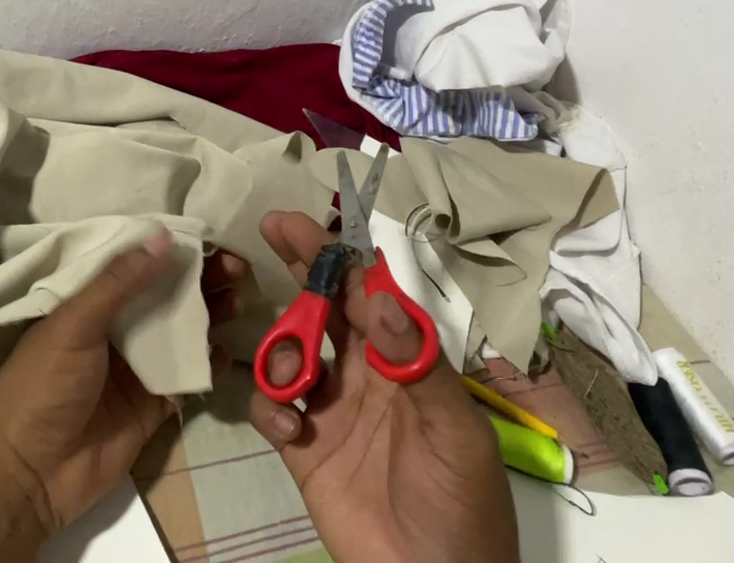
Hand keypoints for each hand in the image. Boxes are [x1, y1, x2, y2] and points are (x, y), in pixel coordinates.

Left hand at [0, 229, 248, 560]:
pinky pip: (188, 377)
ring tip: (238, 301)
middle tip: (237, 269)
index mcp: (90, 302)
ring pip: (182, 331)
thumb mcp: (74, 324)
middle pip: (166, 295)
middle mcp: (117, 328)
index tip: (210, 237)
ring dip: (209, 314)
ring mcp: (136, 367)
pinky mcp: (153, 404)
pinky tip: (229, 349)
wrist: (29, 475)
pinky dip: (210, 362)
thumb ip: (119, 282)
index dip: (171, 249)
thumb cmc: (43, 387)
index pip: (137, 264)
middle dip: (200, 279)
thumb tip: (161, 234)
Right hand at [249, 211, 518, 562]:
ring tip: (296, 382)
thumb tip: (377, 299)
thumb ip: (420, 365)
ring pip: (290, 349)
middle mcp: (363, 372)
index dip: (340, 257)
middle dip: (301, 263)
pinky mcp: (302, 446)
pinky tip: (293, 433)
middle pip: (325, 304)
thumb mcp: (458, 433)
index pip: (368, 292)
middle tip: (273, 226)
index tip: (309, 226)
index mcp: (404, 360)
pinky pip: (271, 409)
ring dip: (282, 349)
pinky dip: (271, 410)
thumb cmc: (462, 507)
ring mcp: (329, 407)